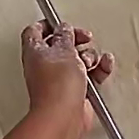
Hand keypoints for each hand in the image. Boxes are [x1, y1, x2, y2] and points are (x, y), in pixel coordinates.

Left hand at [20, 21, 114, 136]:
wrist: (64, 116)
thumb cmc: (57, 86)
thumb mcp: (64, 50)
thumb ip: (66, 36)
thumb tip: (65, 29)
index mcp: (36, 52)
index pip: (35, 32)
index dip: (49, 24)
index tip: (63, 23)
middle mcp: (46, 65)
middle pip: (61, 44)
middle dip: (76, 39)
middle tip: (85, 38)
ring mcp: (60, 79)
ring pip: (78, 59)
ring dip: (89, 55)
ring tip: (91, 60)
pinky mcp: (75, 90)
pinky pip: (90, 74)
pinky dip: (99, 69)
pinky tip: (104, 66)